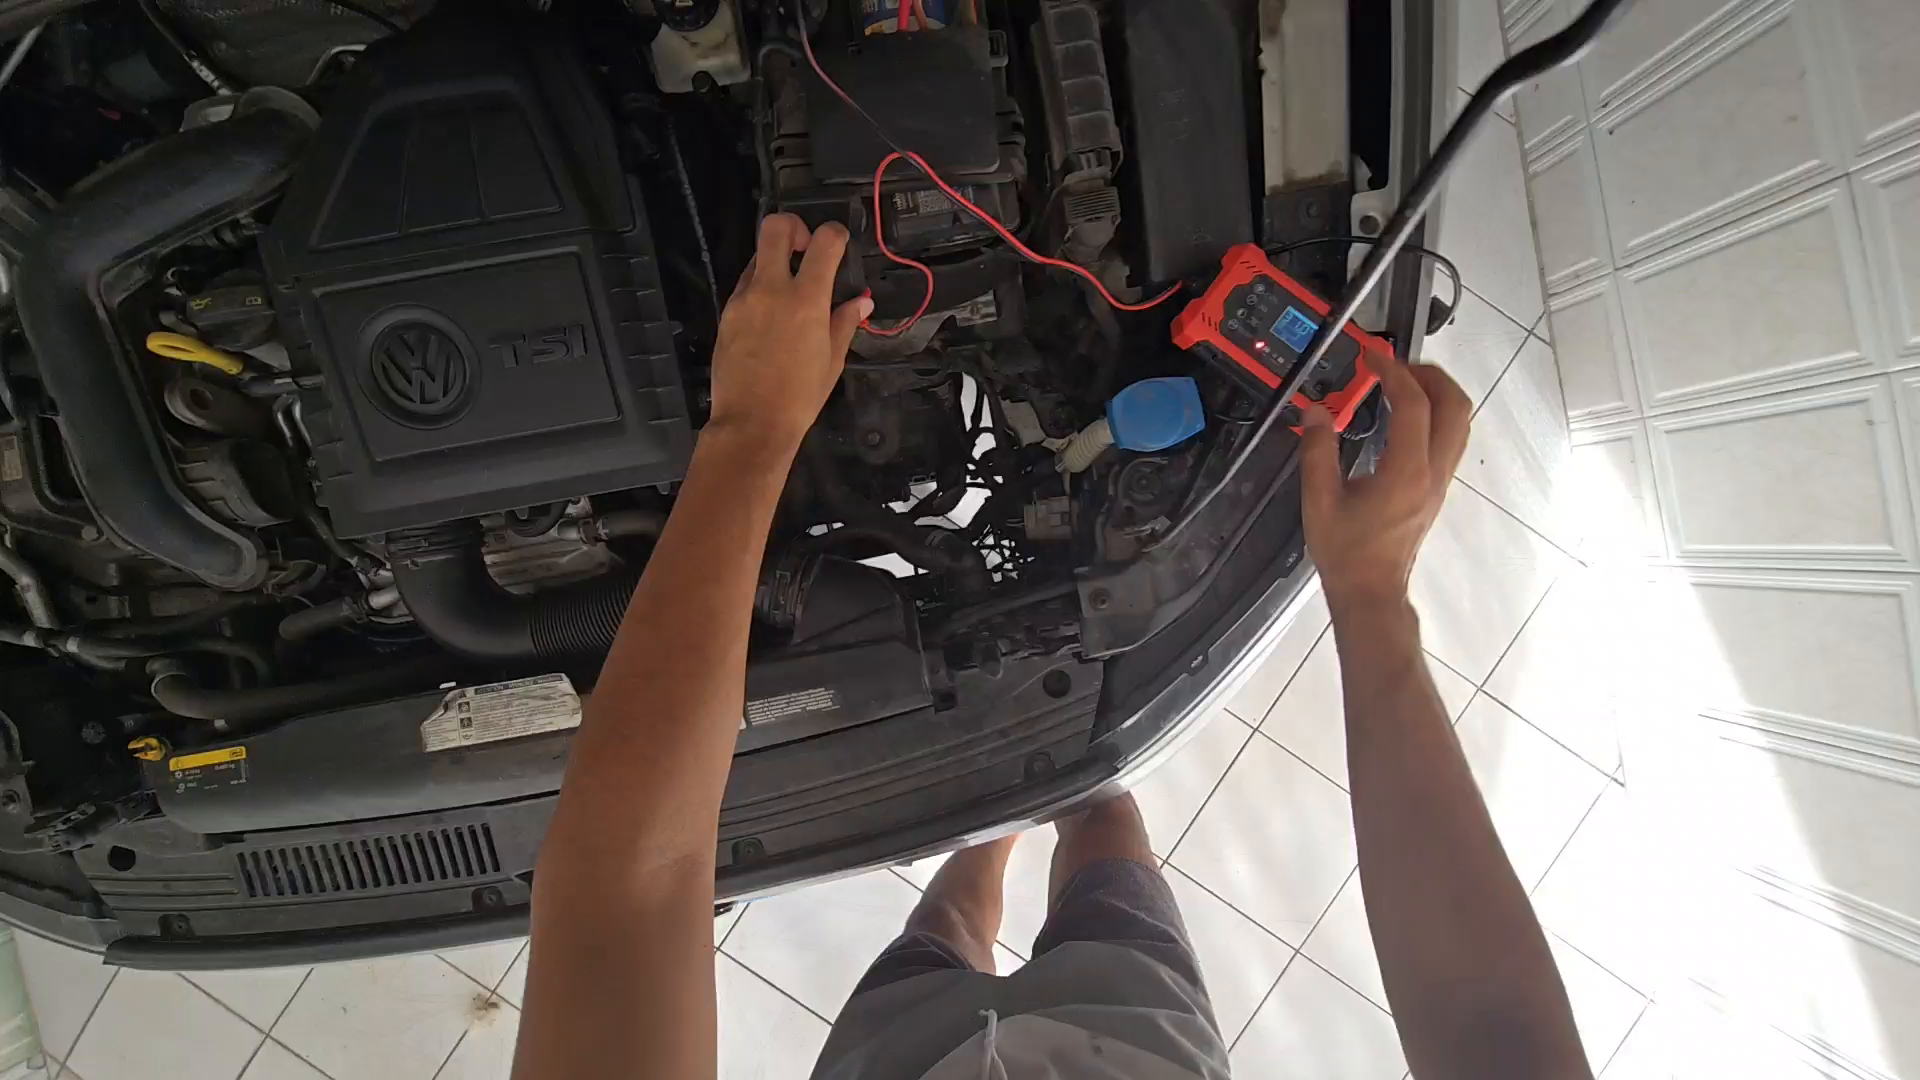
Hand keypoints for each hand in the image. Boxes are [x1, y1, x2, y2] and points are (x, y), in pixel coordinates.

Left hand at [706, 214, 871, 453]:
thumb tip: (861, 301)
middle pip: (776, 227)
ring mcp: (744, 299)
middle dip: (794, 227)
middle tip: (805, 248)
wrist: (753, 422)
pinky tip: (771, 318)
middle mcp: (771, 289)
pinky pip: (746, 286)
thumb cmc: (801, 397)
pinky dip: (761, 289)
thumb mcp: (832, 360)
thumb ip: (845, 323)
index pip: (824, 242)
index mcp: (806, 300)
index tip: (839, 242)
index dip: (836, 234)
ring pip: (758, 257)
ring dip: (776, 261)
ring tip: (789, 292)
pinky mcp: (727, 314)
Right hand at [1299, 350, 1470, 611]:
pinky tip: (1406, 418)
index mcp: (1405, 471)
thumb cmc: (1344, 550)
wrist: (1370, 589)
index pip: (1413, 406)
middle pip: (1455, 406)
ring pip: (1460, 422)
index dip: (1394, 374)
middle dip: (1430, 375)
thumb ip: (1317, 451)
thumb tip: (1314, 411)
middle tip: (1397, 364)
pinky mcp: (1436, 489)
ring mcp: (1440, 481)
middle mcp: (1433, 472)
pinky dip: (1435, 415)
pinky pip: (1450, 439)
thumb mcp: (1319, 499)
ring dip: (1438, 394)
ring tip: (1404, 383)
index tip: (1372, 357)